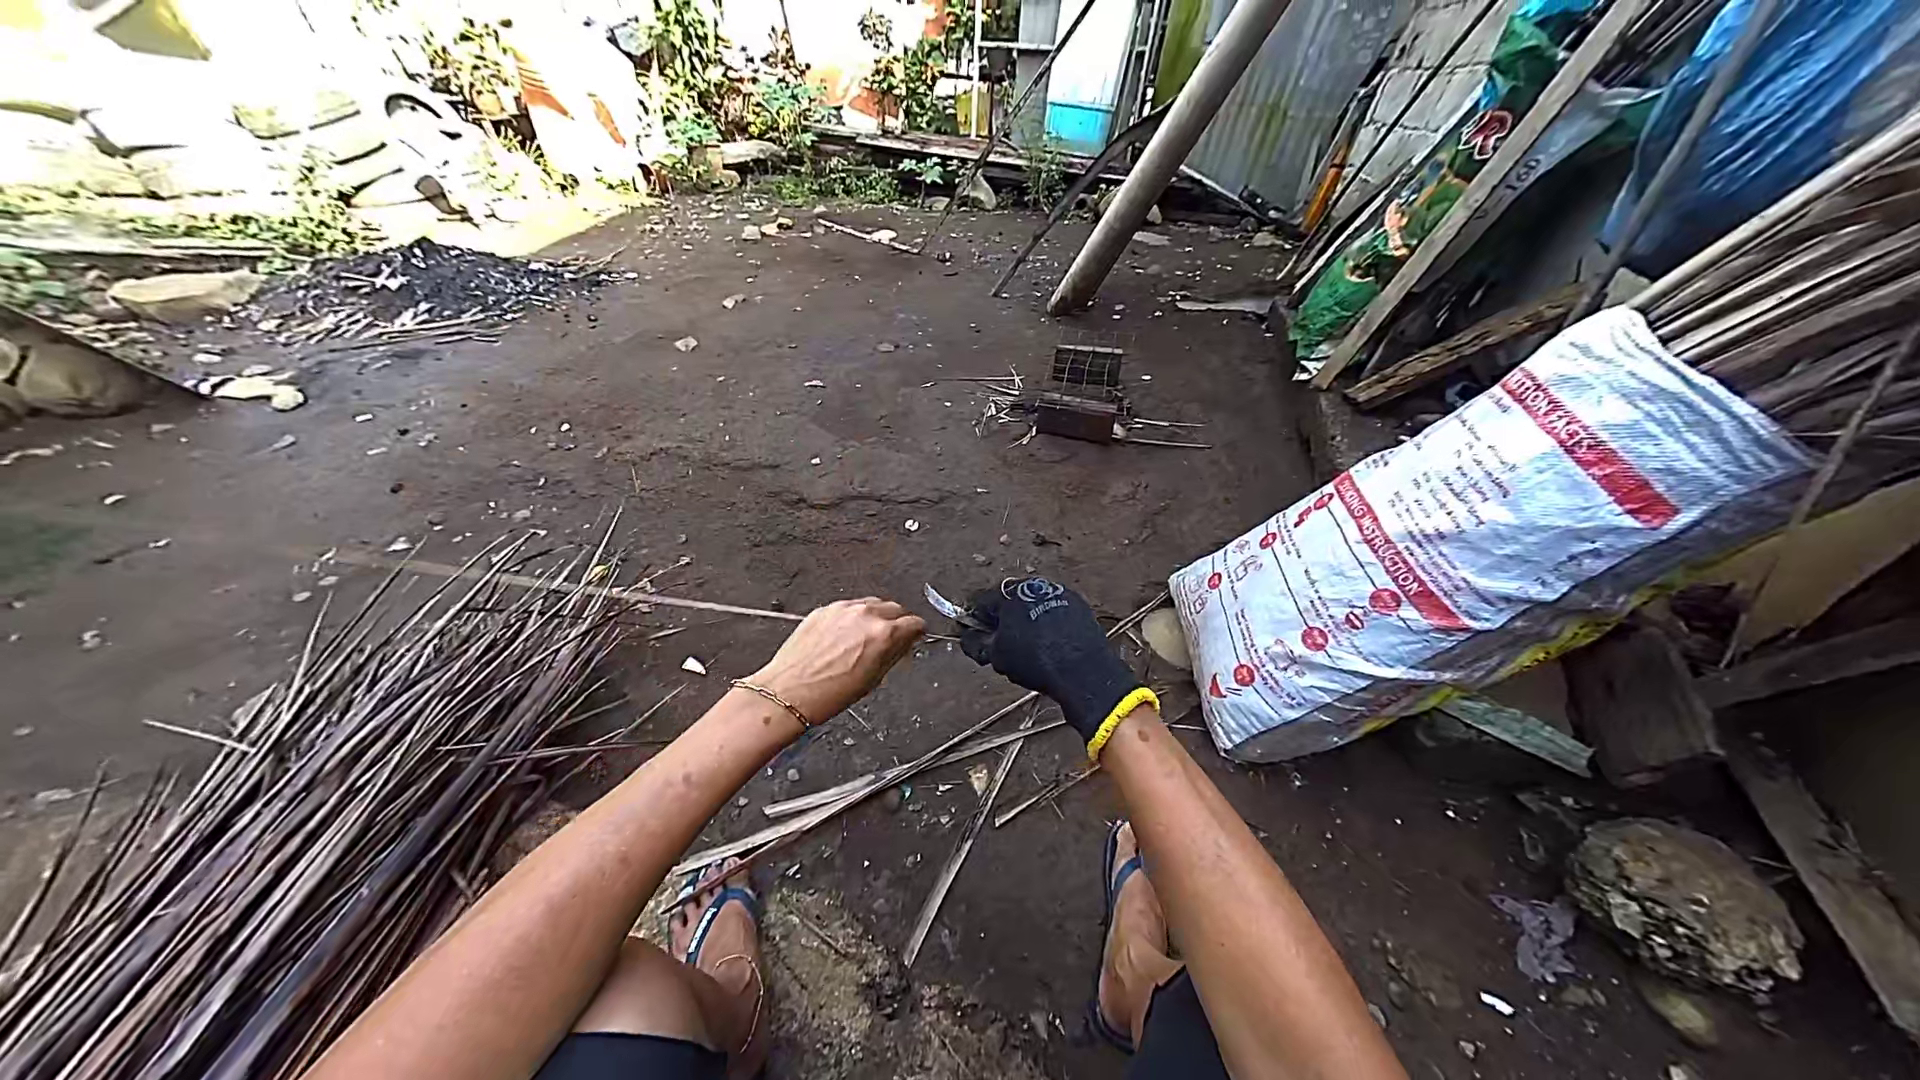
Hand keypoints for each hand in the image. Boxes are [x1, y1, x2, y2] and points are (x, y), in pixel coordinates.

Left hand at [746, 597, 924, 725]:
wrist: (789, 692)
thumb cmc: (827, 693)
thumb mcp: (874, 679)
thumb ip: (895, 654)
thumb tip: (905, 643)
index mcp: (884, 634)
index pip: (914, 622)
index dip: (916, 632)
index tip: (913, 637)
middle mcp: (865, 615)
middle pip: (895, 608)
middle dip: (897, 622)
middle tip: (891, 640)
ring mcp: (843, 609)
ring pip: (872, 604)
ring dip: (876, 617)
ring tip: (865, 640)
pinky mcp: (825, 609)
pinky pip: (848, 608)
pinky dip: (852, 618)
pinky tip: (845, 638)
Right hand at [957, 578, 1142, 746]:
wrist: (1083, 670)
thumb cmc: (1035, 661)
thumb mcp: (996, 656)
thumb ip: (976, 643)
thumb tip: (966, 635)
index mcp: (1009, 594)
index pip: (982, 603)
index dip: (977, 621)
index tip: (978, 637)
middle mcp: (1033, 586)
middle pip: (1009, 601)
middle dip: (1004, 620)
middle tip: (1005, 644)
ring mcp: (1058, 593)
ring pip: (1033, 605)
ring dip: (1027, 620)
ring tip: (1031, 647)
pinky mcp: (1078, 604)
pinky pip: (1055, 611)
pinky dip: (1049, 623)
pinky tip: (1052, 644)